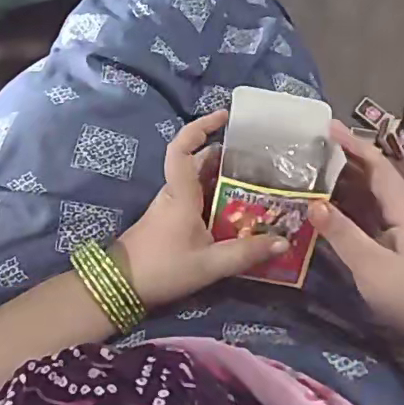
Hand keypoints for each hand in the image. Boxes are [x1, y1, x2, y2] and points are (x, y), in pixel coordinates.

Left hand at [113, 109, 286, 308]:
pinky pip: (195, 199)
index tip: (225, 117)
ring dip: (221, 177)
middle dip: (224, 155)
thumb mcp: (209, 265)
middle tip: (256, 159)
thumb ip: (246, 253)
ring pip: (197, 182)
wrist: (120, 287)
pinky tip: (235, 210)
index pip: (183, 148)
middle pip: (196, 162)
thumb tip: (283, 242)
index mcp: (180, 194)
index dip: (201, 126)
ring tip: (254, 182)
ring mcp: (170, 208)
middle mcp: (174, 194)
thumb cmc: (162, 268)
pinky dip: (215, 197)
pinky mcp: (169, 222)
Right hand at [310, 121, 403, 344]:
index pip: (378, 168)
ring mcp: (388, 230)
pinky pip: (357, 215)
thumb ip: (342, 234)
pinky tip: (318, 204)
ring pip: (362, 196)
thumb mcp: (370, 265)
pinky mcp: (380, 246)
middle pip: (369, 177)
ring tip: (308, 168)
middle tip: (310, 146)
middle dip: (343, 157)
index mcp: (400, 212)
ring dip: (339, 180)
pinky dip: (338, 205)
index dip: (355, 145)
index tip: (328, 129)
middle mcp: (395, 214)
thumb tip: (313, 203)